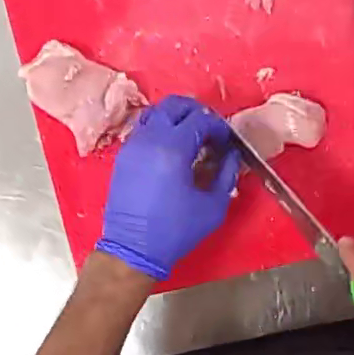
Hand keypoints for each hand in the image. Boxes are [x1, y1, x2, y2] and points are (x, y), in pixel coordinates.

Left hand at [95, 95, 241, 279]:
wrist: (133, 249)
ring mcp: (132, 146)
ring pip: (155, 114)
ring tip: (189, 138)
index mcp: (173, 148)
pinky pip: (143, 130)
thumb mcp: (213, 207)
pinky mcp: (123, 158)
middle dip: (196, 112)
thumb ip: (227, 176)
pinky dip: (159, 130)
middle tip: (209, 131)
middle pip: (174, 105)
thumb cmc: (175, 231)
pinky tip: (170, 151)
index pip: (201, 119)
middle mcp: (150, 139)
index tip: (226, 140)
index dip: (218, 126)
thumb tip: (231, 157)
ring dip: (175, 119)